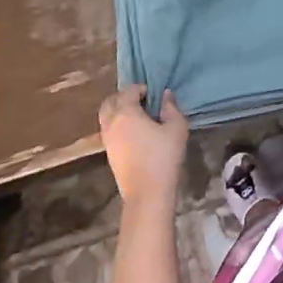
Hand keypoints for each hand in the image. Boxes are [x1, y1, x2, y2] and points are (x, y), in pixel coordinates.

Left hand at [99, 85, 188, 214]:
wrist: (147, 193)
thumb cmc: (164, 156)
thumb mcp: (176, 128)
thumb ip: (171, 108)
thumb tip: (165, 95)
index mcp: (125, 112)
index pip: (129, 91)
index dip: (142, 89)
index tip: (155, 95)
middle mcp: (111, 123)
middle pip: (110, 101)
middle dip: (124, 97)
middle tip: (142, 102)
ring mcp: (107, 139)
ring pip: (106, 116)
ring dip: (119, 111)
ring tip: (139, 117)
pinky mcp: (109, 153)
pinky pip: (108, 130)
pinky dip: (117, 125)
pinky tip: (135, 133)